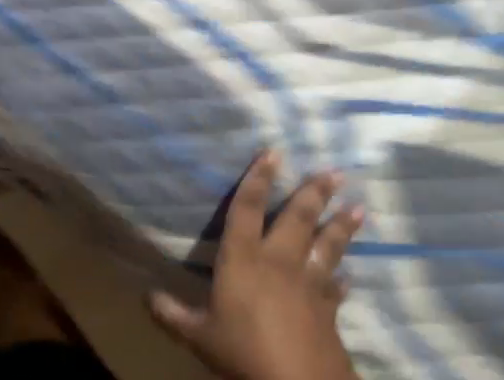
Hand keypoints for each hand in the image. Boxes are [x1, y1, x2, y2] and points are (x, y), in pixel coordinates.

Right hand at [150, 151, 362, 379]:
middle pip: (297, 219)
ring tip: (358, 207)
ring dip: (342, 226)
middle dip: (314, 193)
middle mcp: (278, 262)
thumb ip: (172, 313)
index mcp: (242, 258)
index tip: (273, 151)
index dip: (258, 178)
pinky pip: (337, 286)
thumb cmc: (244, 352)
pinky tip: (351, 274)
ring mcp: (309, 286)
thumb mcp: (198, 335)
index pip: (247, 208)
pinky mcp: (330, 312)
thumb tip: (145, 296)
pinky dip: (343, 277)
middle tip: (334, 171)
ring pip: (326, 247)